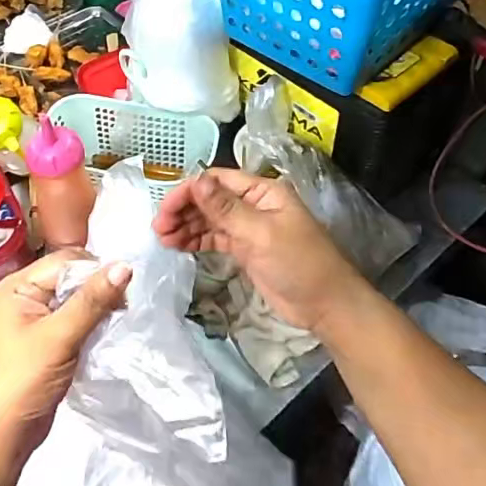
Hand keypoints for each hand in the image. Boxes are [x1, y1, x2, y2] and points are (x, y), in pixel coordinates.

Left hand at [0, 250, 130, 485]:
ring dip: (98, 307)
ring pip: (78, 297)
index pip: (68, 260)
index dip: (97, 270)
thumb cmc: (21, 383)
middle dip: (99, 288)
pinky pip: (76, 318)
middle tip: (121, 308)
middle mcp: (25, 295)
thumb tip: (126, 266)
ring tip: (114, 322)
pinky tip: (104, 333)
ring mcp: (36, 318)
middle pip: (73, 276)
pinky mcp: (47, 339)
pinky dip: (92, 322)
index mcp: (18, 286)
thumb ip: (93, 300)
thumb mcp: (59, 337)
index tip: (123, 290)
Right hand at [153, 168, 367, 333]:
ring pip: (210, 219)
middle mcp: (254, 204)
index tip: (165, 209)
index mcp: (263, 191)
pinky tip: (178, 246)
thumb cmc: (299, 263)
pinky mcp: (246, 249)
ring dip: (187, 226)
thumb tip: (196, 180)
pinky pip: (216, 238)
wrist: (326, 304)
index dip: (189, 191)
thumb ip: (226, 209)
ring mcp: (250, 228)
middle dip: (184, 209)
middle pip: (210, 199)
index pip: (217, 180)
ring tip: (162, 239)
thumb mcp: (261, 234)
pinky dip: (197, 240)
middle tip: (158, 229)